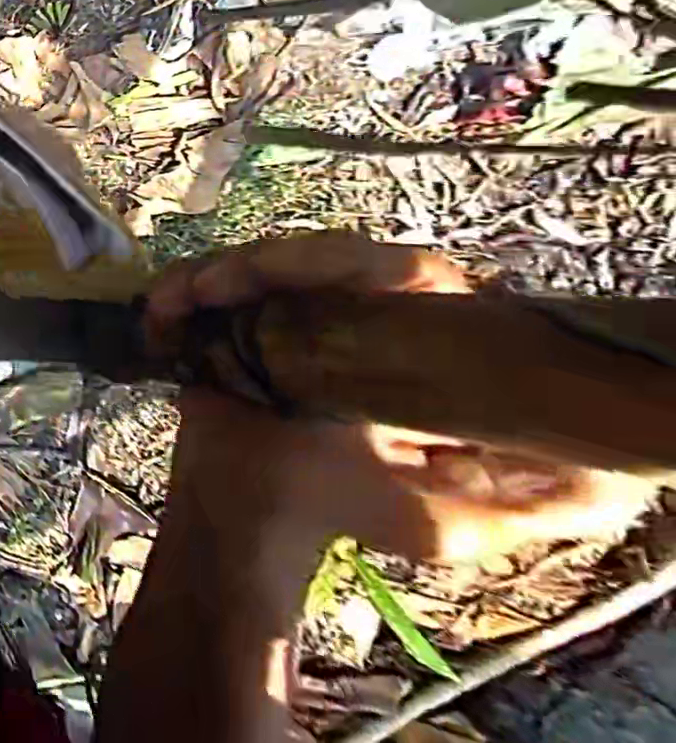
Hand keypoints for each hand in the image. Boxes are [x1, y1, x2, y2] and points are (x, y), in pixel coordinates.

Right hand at [146, 232, 654, 561]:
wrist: (243, 507)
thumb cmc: (342, 508)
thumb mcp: (455, 518)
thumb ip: (543, 497)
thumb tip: (620, 452)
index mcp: (418, 342)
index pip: (395, 270)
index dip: (332, 261)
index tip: (272, 278)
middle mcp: (352, 314)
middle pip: (306, 256)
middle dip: (248, 266)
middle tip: (198, 292)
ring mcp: (283, 312)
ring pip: (246, 264)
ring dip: (200, 277)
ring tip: (163, 305)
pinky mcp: (229, 319)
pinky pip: (200, 287)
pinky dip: (174, 293)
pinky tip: (156, 316)